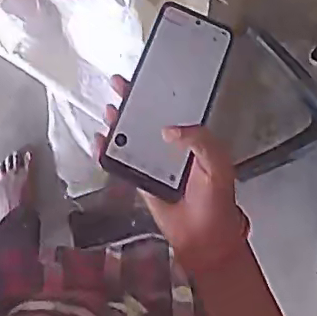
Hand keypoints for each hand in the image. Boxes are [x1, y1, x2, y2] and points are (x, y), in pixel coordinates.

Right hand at [96, 76, 249, 274]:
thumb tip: (169, 131)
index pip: (172, 108)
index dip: (158, 92)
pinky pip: (120, 162)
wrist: (204, 237)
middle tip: (119, 84)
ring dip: (117, 122)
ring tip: (109, 110)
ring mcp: (152, 162)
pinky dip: (106, 152)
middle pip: (146, 117)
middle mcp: (169, 147)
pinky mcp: (138, 179)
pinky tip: (100, 142)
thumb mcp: (217, 164)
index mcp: (190, 139)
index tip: (146, 77)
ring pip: (130, 136)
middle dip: (132, 100)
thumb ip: (199, 141)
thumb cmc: (216, 200)